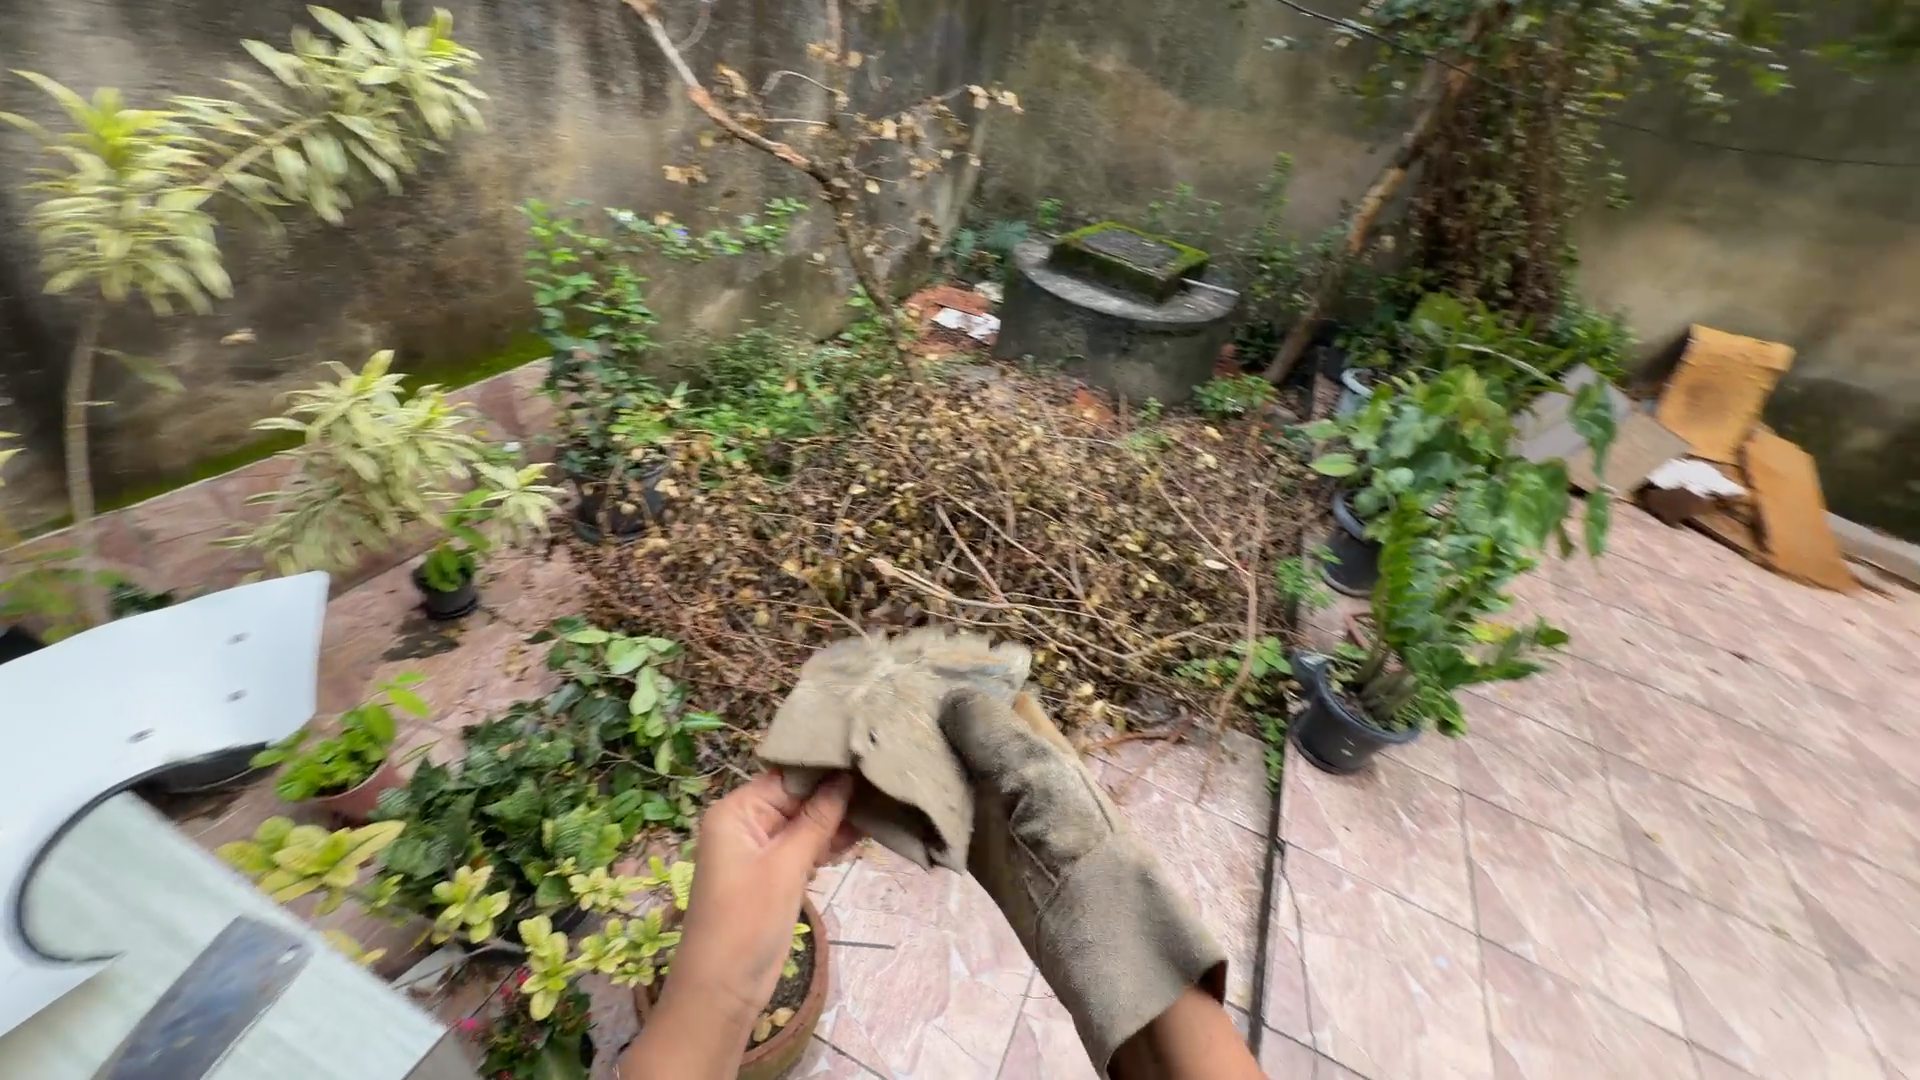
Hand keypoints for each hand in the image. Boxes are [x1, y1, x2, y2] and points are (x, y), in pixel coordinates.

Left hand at [623, 771, 857, 1079]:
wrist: (721, 994)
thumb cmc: (747, 923)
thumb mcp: (786, 866)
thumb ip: (818, 819)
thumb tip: (847, 777)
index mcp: (736, 810)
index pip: (789, 776)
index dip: (827, 770)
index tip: (868, 760)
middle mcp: (745, 821)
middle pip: (798, 797)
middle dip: (837, 797)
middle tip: (881, 789)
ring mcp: (758, 847)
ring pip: (805, 821)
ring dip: (837, 822)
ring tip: (878, 812)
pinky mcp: (771, 870)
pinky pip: (803, 844)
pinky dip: (827, 843)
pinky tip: (859, 836)